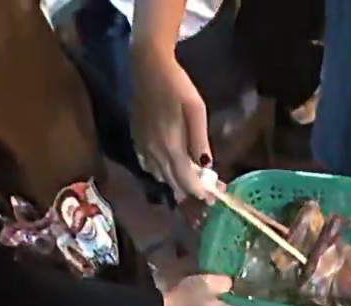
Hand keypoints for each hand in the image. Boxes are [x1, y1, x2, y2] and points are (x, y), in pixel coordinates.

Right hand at [132, 51, 213, 201]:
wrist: (147, 64)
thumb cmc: (176, 84)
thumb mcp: (196, 110)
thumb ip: (200, 141)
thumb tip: (206, 166)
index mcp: (170, 147)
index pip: (187, 183)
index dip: (202, 193)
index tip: (214, 196)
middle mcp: (154, 153)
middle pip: (175, 185)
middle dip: (192, 192)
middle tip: (208, 192)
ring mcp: (143, 148)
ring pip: (162, 180)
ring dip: (178, 185)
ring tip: (192, 180)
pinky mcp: (136, 141)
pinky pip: (149, 168)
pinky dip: (162, 175)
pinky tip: (171, 169)